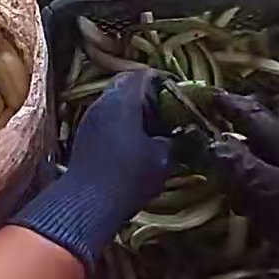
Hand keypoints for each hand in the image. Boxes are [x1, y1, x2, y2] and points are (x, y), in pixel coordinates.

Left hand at [70, 68, 171, 200]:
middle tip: (169, 113)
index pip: (143, 74)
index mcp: (122, 100)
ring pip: (116, 103)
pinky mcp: (85, 136)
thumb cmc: (128, 175)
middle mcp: (103, 103)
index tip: (179, 95)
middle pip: (127, 86)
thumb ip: (180, 141)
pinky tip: (136, 145)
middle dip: (149, 96)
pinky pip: (107, 119)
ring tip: (156, 131)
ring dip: (135, 111)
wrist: (87, 204)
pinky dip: (123, 125)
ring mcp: (90, 119)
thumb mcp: (163, 158)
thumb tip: (193, 134)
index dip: (164, 81)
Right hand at [209, 92, 278, 278]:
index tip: (205, 98)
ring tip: (272, 231)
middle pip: (255, 154)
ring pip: (267, 186)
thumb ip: (245, 168)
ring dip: (261, 208)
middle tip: (235, 199)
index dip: (229, 107)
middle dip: (241, 177)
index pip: (252, 116)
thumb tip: (210, 142)